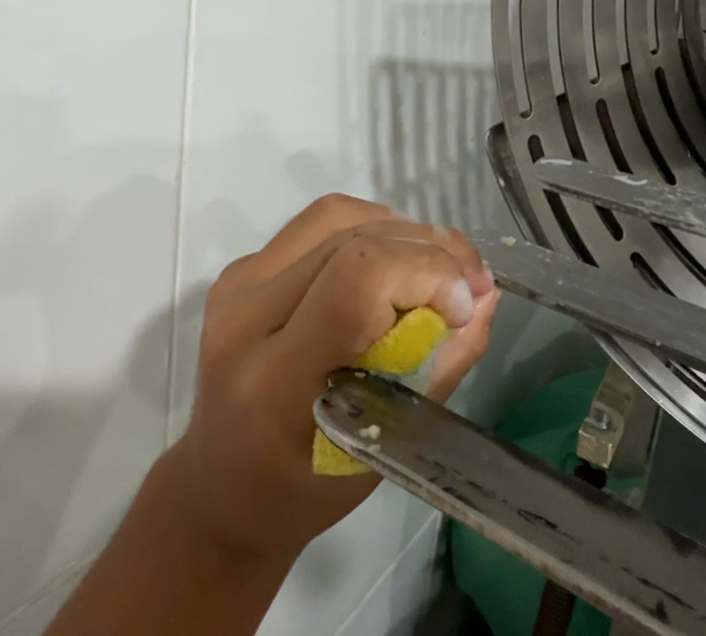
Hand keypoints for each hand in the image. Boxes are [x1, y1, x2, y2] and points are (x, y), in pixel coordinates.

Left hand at [152, 194, 499, 560]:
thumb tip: (484, 295)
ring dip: (401, 233)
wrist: (221, 487)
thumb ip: (439, 364)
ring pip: (335, 216)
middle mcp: (246, 317)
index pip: (356, 280)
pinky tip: (392, 268)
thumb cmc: (306, 489)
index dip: (427, 274)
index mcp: (277, 377)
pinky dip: (369, 234)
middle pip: (352, 239)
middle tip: (471, 283)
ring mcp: (236, 287)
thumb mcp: (386, 448)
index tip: (464, 306)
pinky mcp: (239, 272)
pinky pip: (315, 226)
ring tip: (436, 269)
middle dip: (430, 250)